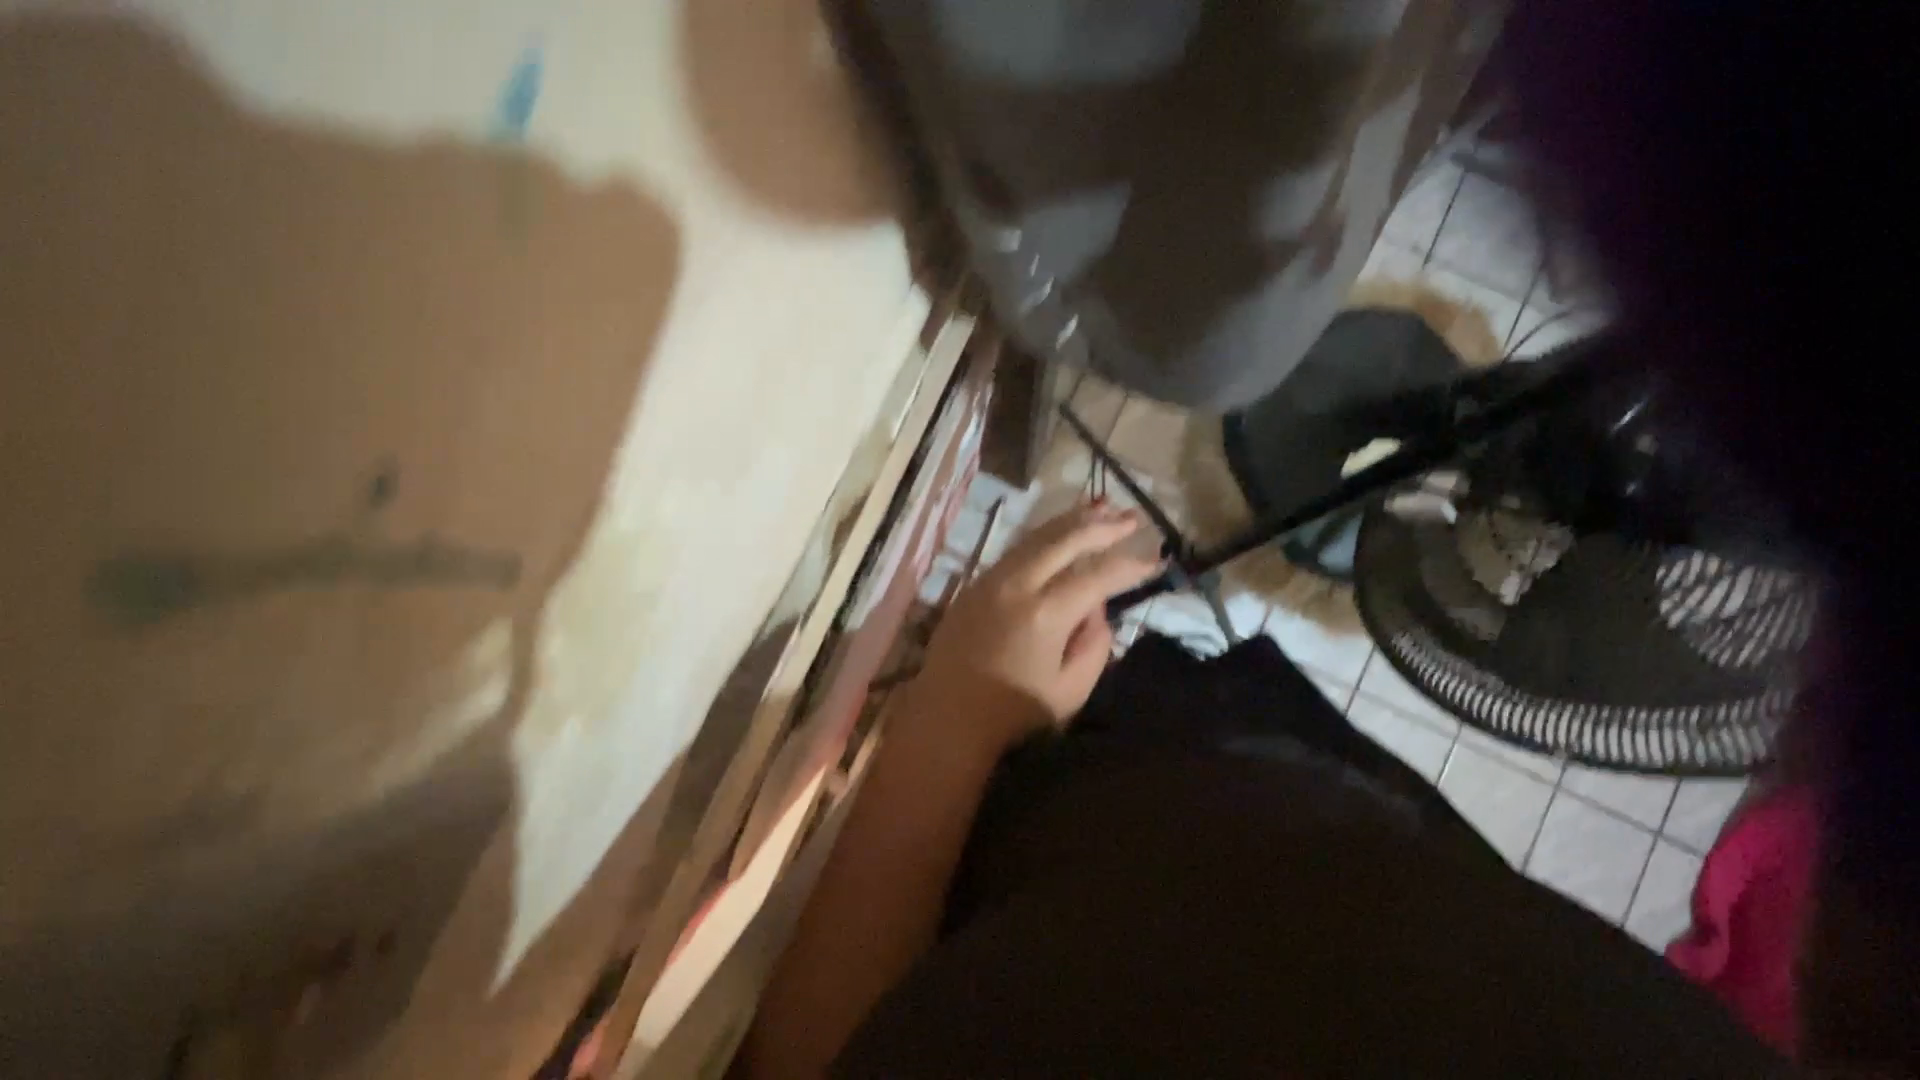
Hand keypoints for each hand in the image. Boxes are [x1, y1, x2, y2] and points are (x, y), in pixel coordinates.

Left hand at [907, 502, 1161, 754]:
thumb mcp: (1071, 691)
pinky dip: (1043, 536)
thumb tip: (1096, 608)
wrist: (947, 716)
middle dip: (1103, 526)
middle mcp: (1018, 585)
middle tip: (1132, 517)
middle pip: (1065, 540)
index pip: (1098, 576)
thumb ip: (1095, 645)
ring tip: (1100, 510)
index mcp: (1046, 613)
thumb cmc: (1012, 713)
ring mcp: (991, 580)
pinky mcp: (974, 584)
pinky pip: (1016, 549)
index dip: (1131, 564)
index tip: (1155, 557)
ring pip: (1037, 536)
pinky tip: (1058, 534)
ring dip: (1071, 521)